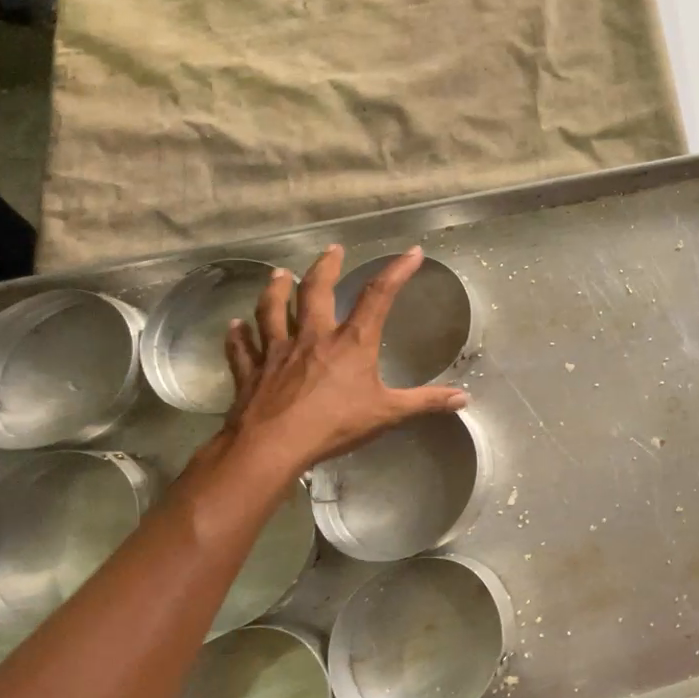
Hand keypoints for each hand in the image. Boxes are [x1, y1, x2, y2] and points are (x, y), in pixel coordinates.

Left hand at [222, 245, 469, 475]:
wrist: (269, 447)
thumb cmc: (334, 425)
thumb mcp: (388, 413)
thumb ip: (426, 402)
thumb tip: (465, 398)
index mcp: (352, 342)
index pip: (378, 296)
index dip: (397, 271)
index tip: (412, 252)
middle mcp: (313, 337)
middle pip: (314, 291)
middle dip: (326, 267)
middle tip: (332, 250)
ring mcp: (277, 352)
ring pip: (272, 311)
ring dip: (275, 290)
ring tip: (279, 274)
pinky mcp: (251, 373)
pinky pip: (241, 348)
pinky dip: (237, 335)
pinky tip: (233, 326)